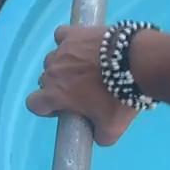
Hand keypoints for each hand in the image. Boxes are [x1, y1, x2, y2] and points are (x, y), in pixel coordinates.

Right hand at [24, 25, 142, 145]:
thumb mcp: (112, 129)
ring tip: (87, 67)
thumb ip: (99, 136)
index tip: (64, 108)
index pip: (34, 103)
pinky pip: (62, 36)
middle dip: (59, 86)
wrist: (136, 63)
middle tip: (82, 90)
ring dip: (65, 65)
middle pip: (46, 80)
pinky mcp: (74, 33)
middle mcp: (52, 71)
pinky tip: (82, 47)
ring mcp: (62, 50)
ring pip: (54, 59)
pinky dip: (69, 42)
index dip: (47, 108)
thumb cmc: (119, 98)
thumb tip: (97, 136)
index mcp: (55, 94)